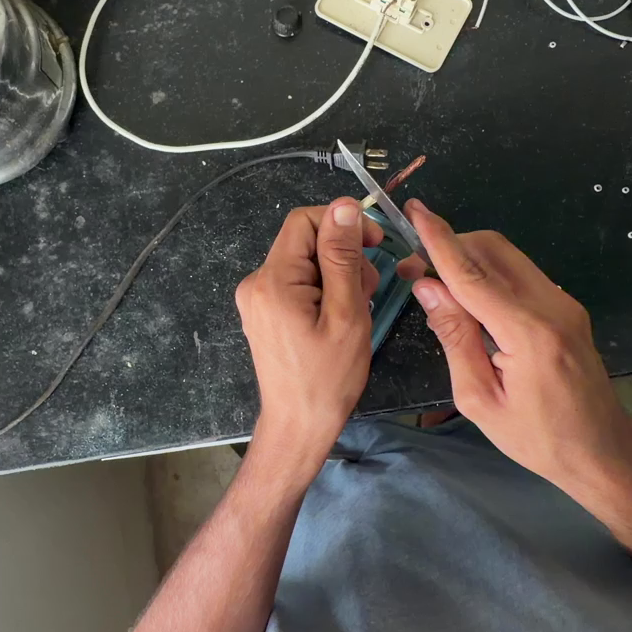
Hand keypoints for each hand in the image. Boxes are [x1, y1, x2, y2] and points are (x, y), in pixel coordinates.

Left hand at [234, 200, 383, 456]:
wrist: (299, 426)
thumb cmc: (328, 377)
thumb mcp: (345, 314)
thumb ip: (343, 257)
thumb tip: (344, 205)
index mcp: (272, 280)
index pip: (304, 221)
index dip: (342, 222)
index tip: (375, 243)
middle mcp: (256, 282)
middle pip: (305, 241)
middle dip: (344, 256)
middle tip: (368, 293)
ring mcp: (257, 298)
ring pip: (306, 263)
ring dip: (338, 276)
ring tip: (355, 312)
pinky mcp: (265, 312)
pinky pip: (298, 283)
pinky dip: (325, 292)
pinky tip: (340, 318)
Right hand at [397, 199, 631, 485]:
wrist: (602, 451)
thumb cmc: (537, 439)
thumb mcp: (479, 399)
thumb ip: (454, 337)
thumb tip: (428, 287)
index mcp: (528, 333)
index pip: (472, 274)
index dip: (439, 240)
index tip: (415, 210)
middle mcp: (551, 306)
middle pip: (491, 250)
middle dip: (449, 246)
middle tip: (412, 268)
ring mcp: (563, 302)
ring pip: (506, 255)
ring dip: (467, 258)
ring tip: (435, 284)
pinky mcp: (565, 307)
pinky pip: (518, 272)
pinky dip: (486, 273)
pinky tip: (468, 300)